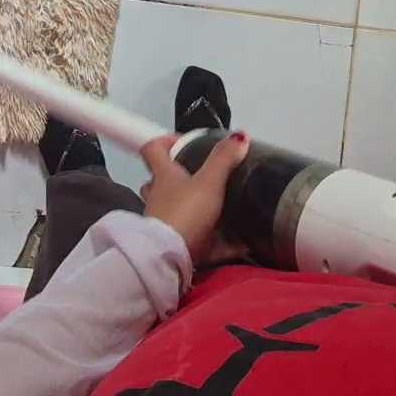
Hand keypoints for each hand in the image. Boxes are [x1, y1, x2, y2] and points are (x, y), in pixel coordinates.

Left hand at [140, 133, 247, 262]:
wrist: (169, 258)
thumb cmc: (185, 211)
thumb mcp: (209, 181)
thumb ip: (223, 160)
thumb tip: (240, 137)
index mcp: (163, 175)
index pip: (153, 149)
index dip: (165, 141)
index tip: (185, 142)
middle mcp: (159, 196)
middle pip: (164, 181)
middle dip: (183, 177)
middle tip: (209, 177)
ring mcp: (165, 222)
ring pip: (181, 211)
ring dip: (201, 211)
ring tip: (227, 209)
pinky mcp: (175, 246)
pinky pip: (199, 241)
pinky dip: (219, 242)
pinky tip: (242, 244)